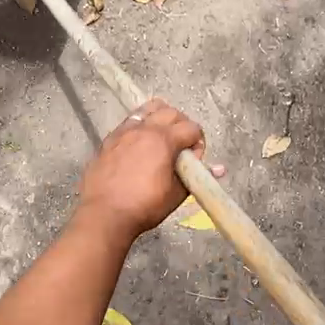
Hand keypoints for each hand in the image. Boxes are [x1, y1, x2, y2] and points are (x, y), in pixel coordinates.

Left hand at [73, 99, 221, 241]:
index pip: (192, 128)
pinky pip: (128, 122)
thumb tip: (219, 169)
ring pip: (146, 110)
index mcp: (163, 140)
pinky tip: (139, 144)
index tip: (194, 160)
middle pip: (170, 112)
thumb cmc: (144, 206)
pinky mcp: (108, 140)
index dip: (198, 143)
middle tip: (182, 146)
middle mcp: (143, 129)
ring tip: (162, 137)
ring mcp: (123, 132)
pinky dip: (139, 126)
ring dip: (159, 118)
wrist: (105, 214)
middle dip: (182, 125)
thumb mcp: (176, 194)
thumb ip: (196, 176)